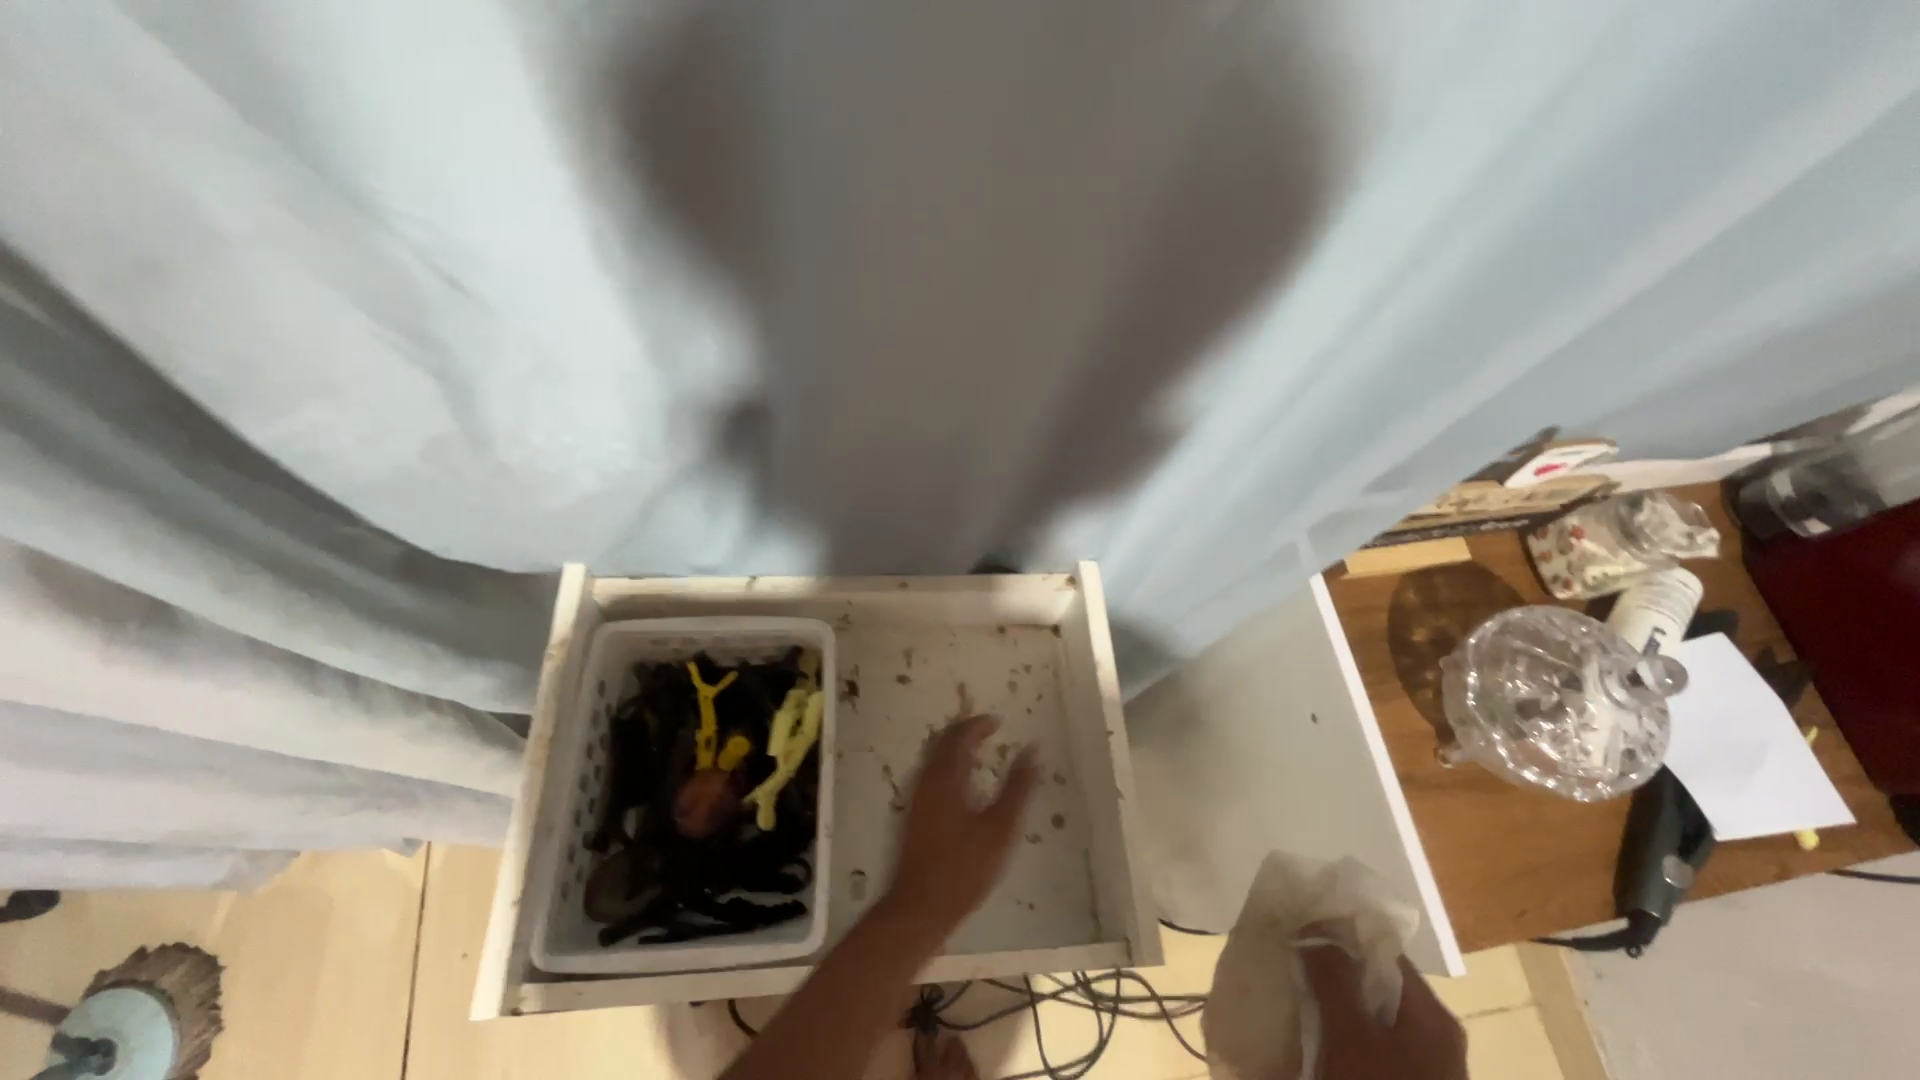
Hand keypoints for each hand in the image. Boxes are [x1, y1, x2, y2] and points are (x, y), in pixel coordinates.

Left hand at [884, 714, 1038, 932]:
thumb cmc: (965, 867)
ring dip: (955, 748)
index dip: (979, 725)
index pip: (960, 736)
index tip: (998, 721)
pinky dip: (948, 766)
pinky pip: (930, 774)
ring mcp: (916, 798)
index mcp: (946, 777)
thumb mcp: (1001, 827)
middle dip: (965, 732)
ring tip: (979, 751)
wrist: (920, 906)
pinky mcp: (914, 815)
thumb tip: (1033, 750)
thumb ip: (1018, 787)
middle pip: (942, 743)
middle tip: (988, 730)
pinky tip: (962, 784)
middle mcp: (926, 780)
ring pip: (933, 759)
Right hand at [1302, 946, 1467, 1079]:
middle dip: (1333, 971)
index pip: (1385, 953)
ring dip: (1333, 1004)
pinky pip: (1370, 1047)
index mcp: (1432, 1017)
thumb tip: (1314, 930)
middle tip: (1290, 963)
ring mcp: (1421, 1068)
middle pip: (1378, 985)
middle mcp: (1434, 1037)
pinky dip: (1340, 1036)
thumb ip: (1334, 979)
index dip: (1342, 936)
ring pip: (1371, 1017)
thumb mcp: (1353, 1037)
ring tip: (1294, 996)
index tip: (1299, 930)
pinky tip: (1311, 1040)